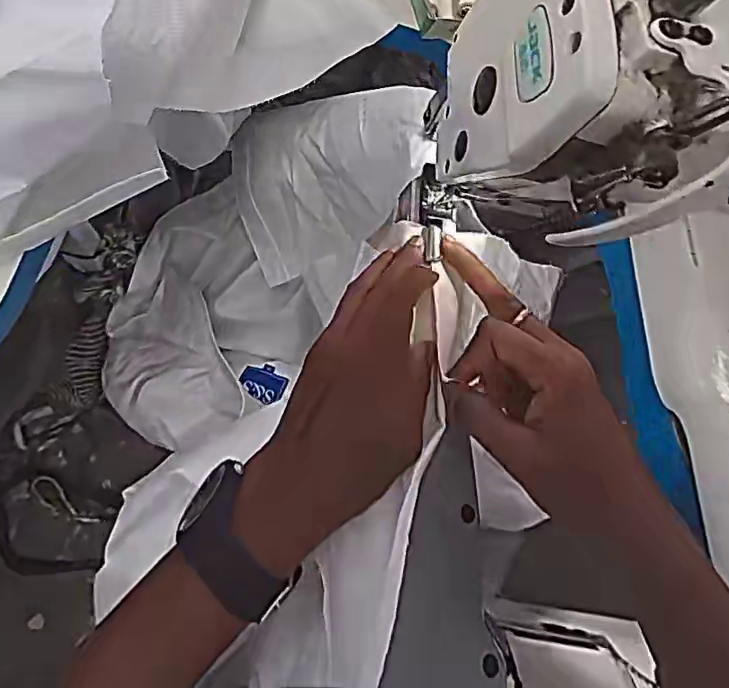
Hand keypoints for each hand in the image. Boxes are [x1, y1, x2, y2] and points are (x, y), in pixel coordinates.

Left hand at [233, 242, 436, 574]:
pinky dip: (361, 291)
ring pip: (355, 294)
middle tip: (413, 248)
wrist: (298, 480)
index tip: (430, 269)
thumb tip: (423, 351)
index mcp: (378, 354)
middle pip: (374, 285)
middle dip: (396, 262)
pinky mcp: (318, 356)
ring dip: (376, 271)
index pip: (399, 294)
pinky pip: (344, 309)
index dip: (417, 275)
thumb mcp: (408, 428)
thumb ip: (418, 380)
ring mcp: (330, 346)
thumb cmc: (352, 465)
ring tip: (393, 260)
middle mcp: (350, 341)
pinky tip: (370, 296)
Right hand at [441, 236, 663, 540]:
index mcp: (556, 368)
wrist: (627, 513)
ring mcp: (569, 368)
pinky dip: (509, 378)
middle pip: (508, 323)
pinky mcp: (568, 383)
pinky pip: (528, 363)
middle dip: (482, 351)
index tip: (460, 388)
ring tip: (493, 406)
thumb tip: (451, 393)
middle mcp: (566, 358)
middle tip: (467, 369)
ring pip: (517, 341)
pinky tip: (506, 410)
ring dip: (495, 366)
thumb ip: (476, 415)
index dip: (469, 358)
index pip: (496, 332)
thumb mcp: (517, 455)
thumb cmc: (586, 489)